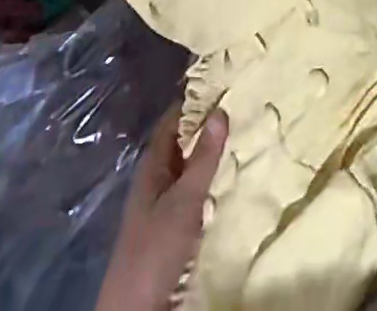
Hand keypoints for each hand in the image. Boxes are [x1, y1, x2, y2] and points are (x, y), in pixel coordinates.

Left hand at [94, 106, 228, 310]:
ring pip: (187, 169)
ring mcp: (161, 204)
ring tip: (241, 143)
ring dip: (208, 157)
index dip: (192, 104)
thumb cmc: (156, 245)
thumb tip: (220, 111)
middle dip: (204, 129)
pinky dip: (209, 184)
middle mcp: (154, 178)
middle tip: (239, 113)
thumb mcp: (184, 200)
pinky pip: (192, 194)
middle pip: (180, 144)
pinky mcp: (170, 228)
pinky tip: (227, 187)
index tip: (220, 87)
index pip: (171, 122)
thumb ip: (203, 159)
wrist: (136, 305)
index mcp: (152, 165)